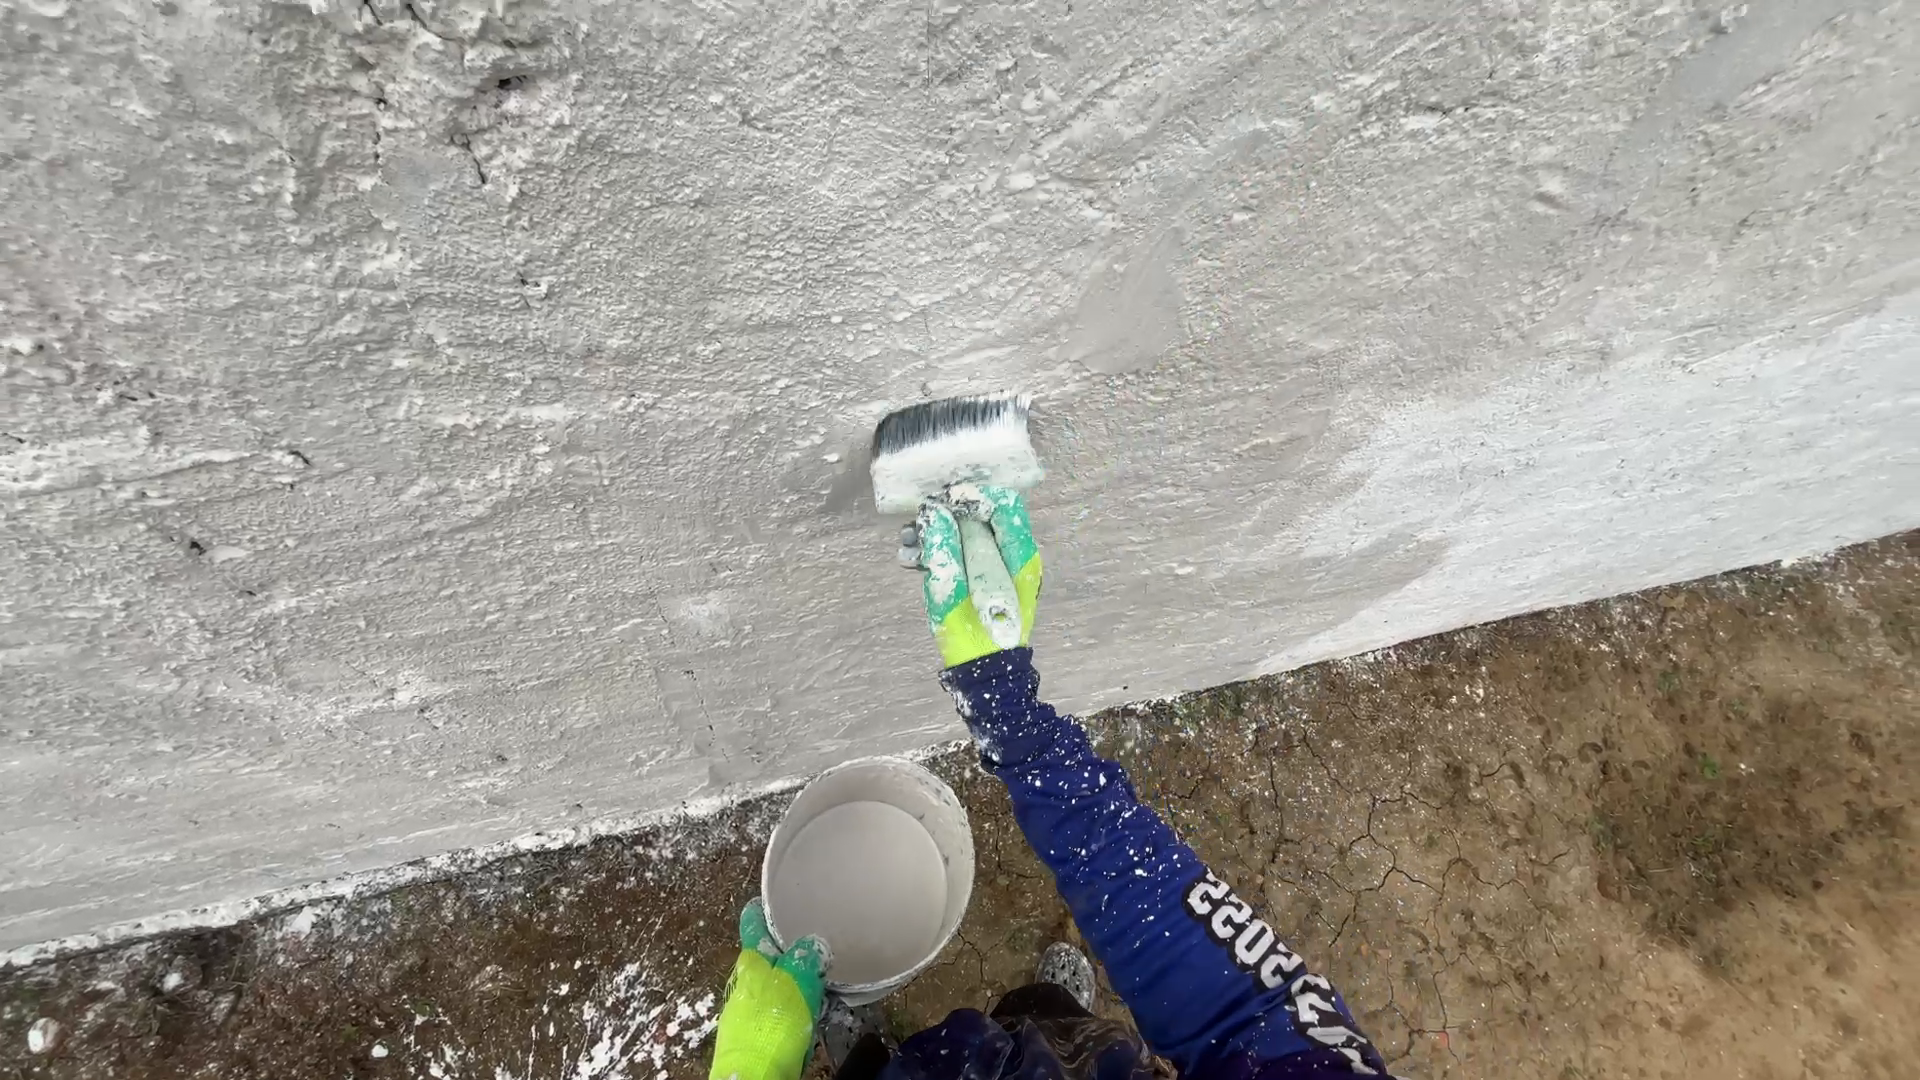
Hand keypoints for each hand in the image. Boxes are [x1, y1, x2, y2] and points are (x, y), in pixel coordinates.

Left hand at [708, 899, 831, 1079]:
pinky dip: (792, 1009)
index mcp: (751, 960)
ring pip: (773, 984)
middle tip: (811, 945)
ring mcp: (746, 1009)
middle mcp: (744, 981)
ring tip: (818, 983)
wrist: (755, 1078)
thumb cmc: (773, 1022)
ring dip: (792, 982)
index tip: (771, 897)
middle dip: (786, 951)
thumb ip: (807, 956)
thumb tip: (813, 943)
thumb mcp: (797, 979)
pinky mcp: (753, 1035)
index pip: (753, 923)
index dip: (761, 909)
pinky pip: (776, 1011)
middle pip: (766, 956)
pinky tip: (808, 1015)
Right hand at [900, 483, 1041, 667]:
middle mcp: (1012, 557)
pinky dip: (938, 552)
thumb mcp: (953, 592)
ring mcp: (997, 569)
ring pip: (966, 534)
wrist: (983, 674)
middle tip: (919, 518)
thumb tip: (936, 514)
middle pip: (982, 518)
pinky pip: (960, 554)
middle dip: (948, 514)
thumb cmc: (973, 637)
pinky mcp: (980, 580)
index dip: (974, 497)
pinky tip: (911, 558)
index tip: (943, 499)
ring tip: (907, 540)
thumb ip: (946, 549)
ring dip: (936, 533)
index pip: (1004, 506)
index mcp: (1019, 557)